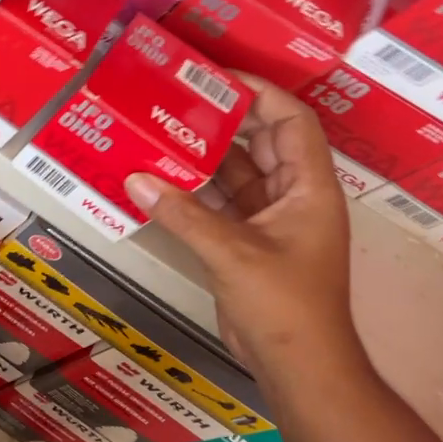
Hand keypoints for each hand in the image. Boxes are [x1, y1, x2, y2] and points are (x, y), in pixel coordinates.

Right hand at [121, 73, 362, 387]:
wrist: (296, 364)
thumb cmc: (283, 304)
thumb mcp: (231, 254)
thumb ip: (182, 215)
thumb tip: (134, 179)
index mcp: (308, 188)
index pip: (291, 121)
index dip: (259, 92)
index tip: (213, 77)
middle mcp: (291, 196)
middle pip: (260, 141)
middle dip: (221, 118)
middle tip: (174, 99)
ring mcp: (267, 220)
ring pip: (234, 172)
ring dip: (201, 155)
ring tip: (157, 131)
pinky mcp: (244, 241)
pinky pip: (216, 202)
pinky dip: (190, 190)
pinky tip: (156, 179)